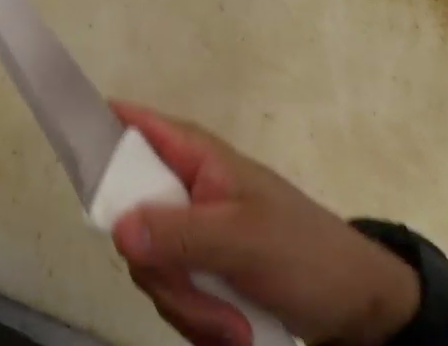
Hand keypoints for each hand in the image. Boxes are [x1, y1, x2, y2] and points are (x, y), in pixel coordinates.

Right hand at [108, 102, 419, 345]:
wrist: (367, 314)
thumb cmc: (309, 255)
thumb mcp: (246, 240)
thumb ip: (180, 233)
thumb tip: (117, 231)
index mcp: (188, 153)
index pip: (121, 122)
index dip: (90, 133)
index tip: (80, 176)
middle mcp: (177, 185)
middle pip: (122, 212)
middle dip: (156, 265)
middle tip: (193, 292)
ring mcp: (185, 229)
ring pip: (144, 261)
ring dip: (183, 304)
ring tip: (231, 324)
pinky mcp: (195, 268)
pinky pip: (166, 291)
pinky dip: (194, 319)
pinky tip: (230, 330)